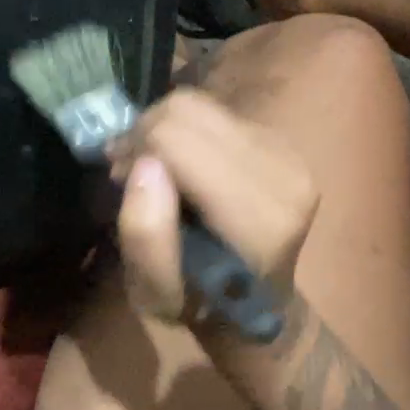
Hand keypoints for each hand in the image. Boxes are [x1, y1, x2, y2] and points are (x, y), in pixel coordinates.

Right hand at [109, 89, 317, 325]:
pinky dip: (183, 128)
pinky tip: (179, 160)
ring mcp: (290, 155)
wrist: (257, 304)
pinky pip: (213, 111)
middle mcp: (283, 176)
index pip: (175, 140)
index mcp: (258, 218)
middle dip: (143, 132)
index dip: (134, 150)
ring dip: (161, 128)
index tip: (119, 178)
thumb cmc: (201, 303)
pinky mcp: (283, 142)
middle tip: (127, 167)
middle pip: (185, 111)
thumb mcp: (155, 293)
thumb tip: (144, 165)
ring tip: (150, 163)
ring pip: (196, 104)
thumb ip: (145, 237)